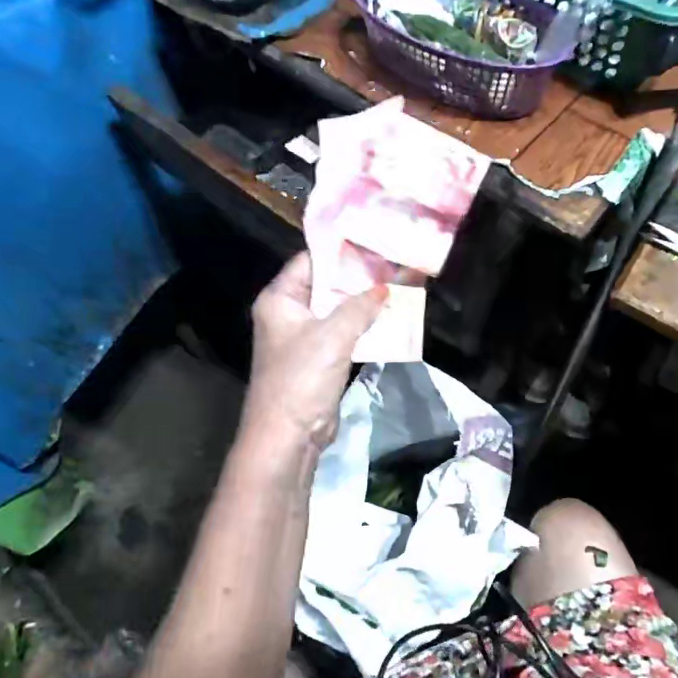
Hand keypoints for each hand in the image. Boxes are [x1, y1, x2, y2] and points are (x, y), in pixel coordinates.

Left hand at [244, 253, 385, 447]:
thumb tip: (386, 287)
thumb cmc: (302, 377)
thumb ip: (360, 307)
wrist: (288, 436)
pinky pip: (342, 334)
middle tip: (393, 263)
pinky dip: (362, 327)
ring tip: (398, 286)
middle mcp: (287, 313)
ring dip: (363, 304)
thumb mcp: (333, 335)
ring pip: (336, 311)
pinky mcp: (317, 360)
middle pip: (325, 285)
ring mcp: (302, 338)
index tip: (374, 241)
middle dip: (358, 278)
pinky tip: (389, 319)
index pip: (309, 261)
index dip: (340, 251)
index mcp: (279, 299)